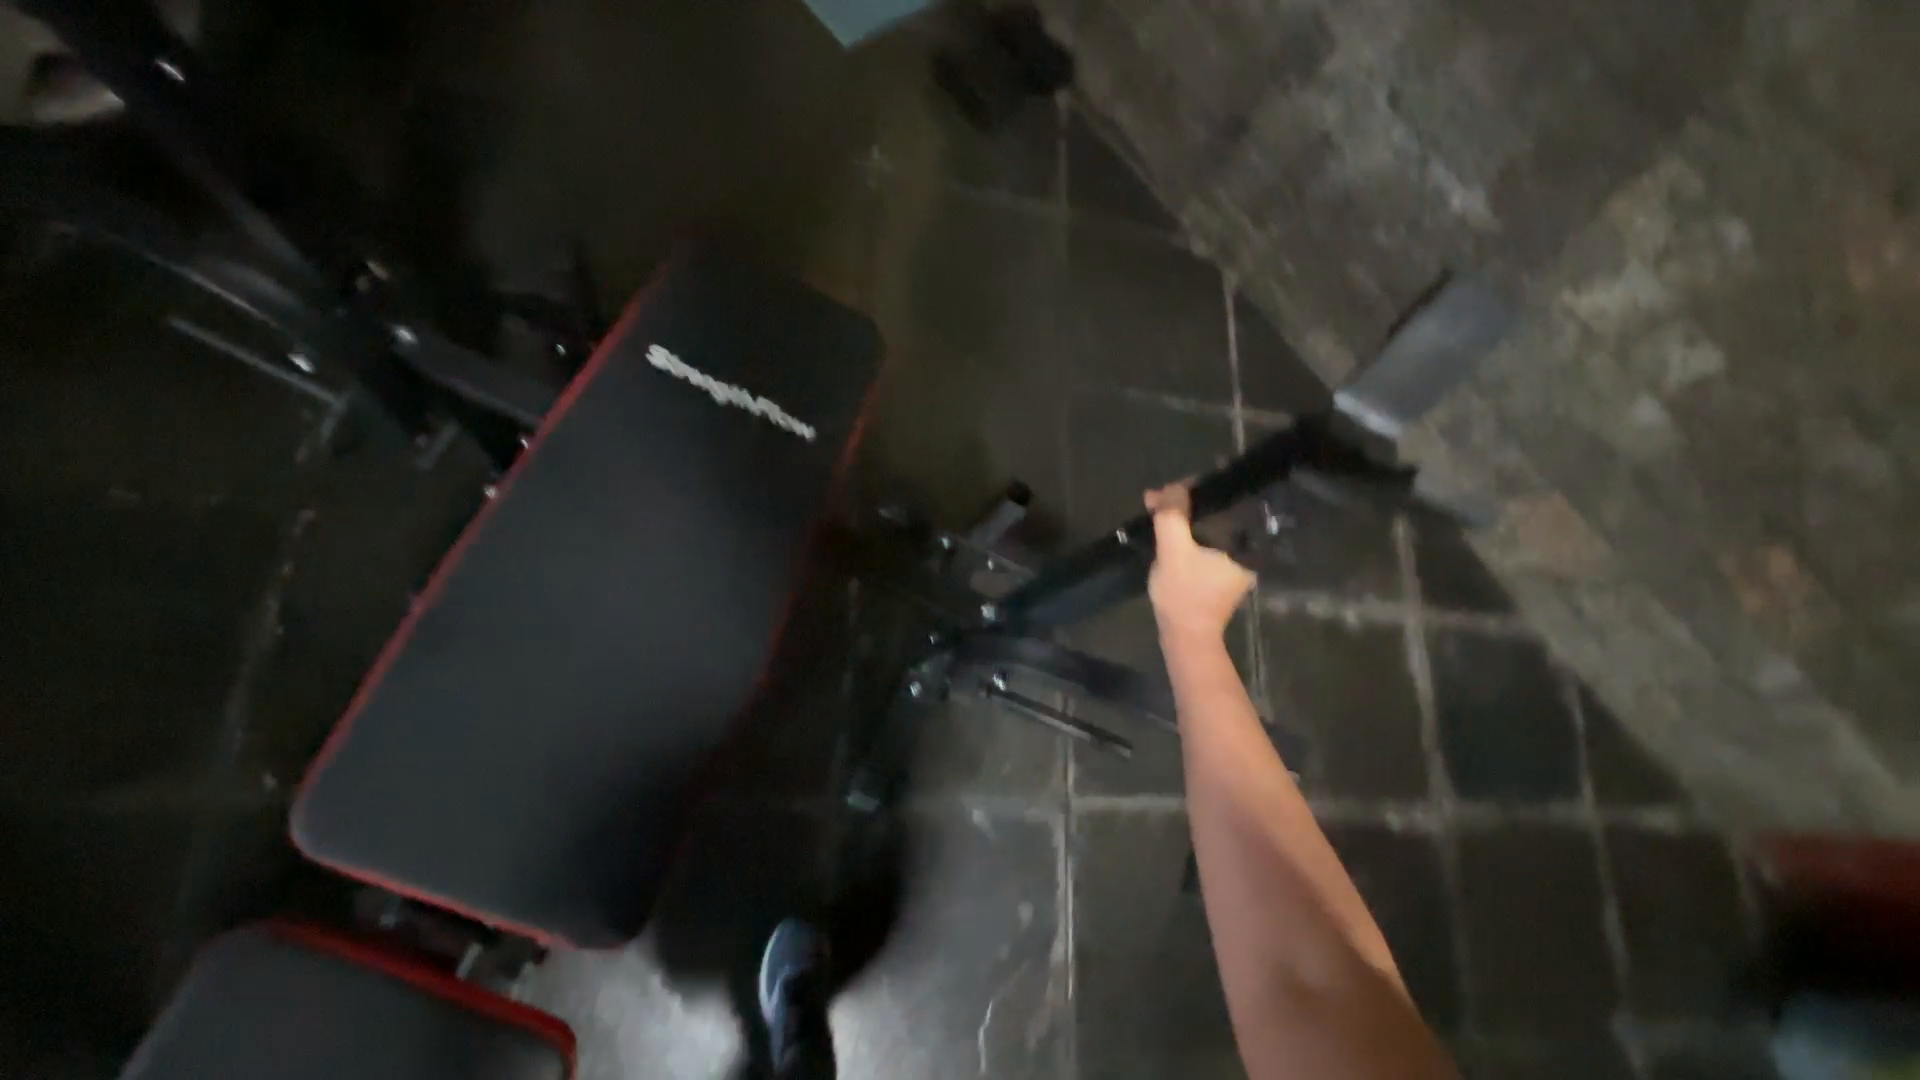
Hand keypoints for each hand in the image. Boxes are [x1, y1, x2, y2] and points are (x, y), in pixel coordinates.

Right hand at [1145, 483, 1255, 642]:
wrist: (1185, 637)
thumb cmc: (1184, 594)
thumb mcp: (1172, 549)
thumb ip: (1172, 515)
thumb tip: (1171, 488)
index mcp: (1245, 542)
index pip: (1228, 500)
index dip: (1199, 488)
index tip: (1174, 487)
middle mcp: (1247, 549)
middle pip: (1218, 512)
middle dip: (1188, 502)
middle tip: (1161, 498)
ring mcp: (1234, 562)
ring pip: (1209, 526)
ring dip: (1184, 516)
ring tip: (1160, 508)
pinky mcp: (1220, 572)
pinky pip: (1205, 541)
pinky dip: (1187, 533)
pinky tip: (1168, 528)